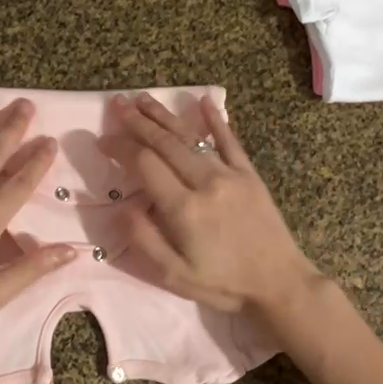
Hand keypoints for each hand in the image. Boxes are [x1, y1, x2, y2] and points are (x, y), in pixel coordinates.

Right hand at [104, 93, 321, 318]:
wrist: (279, 284)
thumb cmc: (224, 285)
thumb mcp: (174, 276)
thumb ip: (144, 240)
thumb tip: (121, 208)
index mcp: (184, 209)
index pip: (144, 164)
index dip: (121, 148)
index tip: (103, 141)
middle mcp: (206, 183)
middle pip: (165, 143)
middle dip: (137, 122)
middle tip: (116, 104)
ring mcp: (230, 175)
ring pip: (191, 137)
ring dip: (164, 116)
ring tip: (142, 98)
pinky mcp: (250, 175)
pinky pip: (230, 141)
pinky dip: (215, 120)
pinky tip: (202, 100)